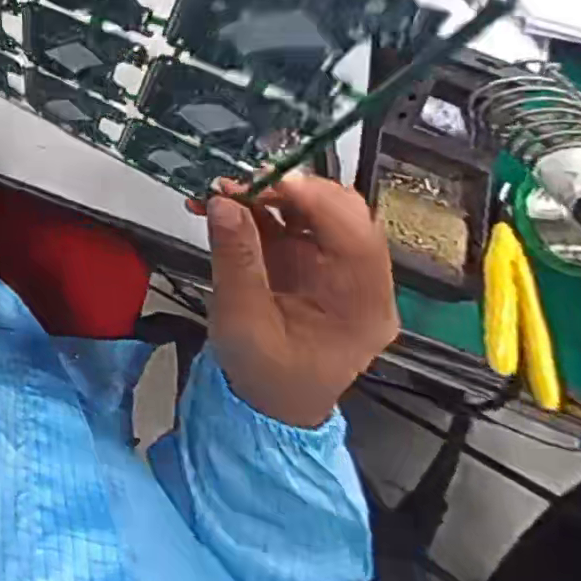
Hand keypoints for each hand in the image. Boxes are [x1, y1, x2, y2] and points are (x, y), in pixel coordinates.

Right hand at [194, 175, 398, 427]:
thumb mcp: (244, 320)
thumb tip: (224, 203)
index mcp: (362, 304)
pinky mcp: (303, 259)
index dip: (316, 201)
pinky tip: (219, 204)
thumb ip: (236, 260)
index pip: (356, 237)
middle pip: (339, 215)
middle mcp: (357, 279)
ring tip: (218, 191)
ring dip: (265, 194)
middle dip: (288, 190)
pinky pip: (284, 221)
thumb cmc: (266, 373)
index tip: (269, 180)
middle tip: (238, 183)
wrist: (266, 400)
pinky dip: (252, 206)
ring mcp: (330, 266)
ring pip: (310, 211)